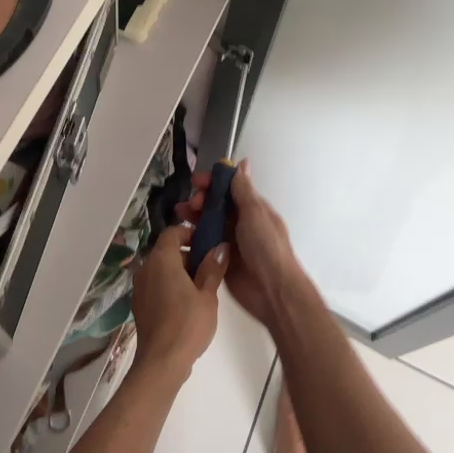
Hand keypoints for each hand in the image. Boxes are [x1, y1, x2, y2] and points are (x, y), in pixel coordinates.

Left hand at [132, 224, 226, 376]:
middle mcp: (146, 268)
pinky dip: (169, 286)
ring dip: (179, 272)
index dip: (189, 233)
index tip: (207, 243)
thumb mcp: (207, 295)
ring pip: (161, 269)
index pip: (172, 232)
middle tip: (209, 269)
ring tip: (201, 289)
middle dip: (187, 255)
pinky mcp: (139, 305)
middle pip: (166, 251)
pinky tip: (185, 305)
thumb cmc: (187, 324)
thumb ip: (212, 268)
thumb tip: (220, 247)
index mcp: (161, 259)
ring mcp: (140, 287)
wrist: (161, 363)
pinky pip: (155, 285)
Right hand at [174, 162, 303, 329]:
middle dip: (201, 200)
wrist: (273, 291)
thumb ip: (243, 190)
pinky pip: (205, 244)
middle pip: (216, 205)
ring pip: (208, 223)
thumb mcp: (255, 213)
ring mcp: (231, 242)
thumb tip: (242, 162)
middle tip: (189, 205)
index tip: (196, 181)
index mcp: (252, 209)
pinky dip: (194, 238)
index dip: (213, 183)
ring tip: (180, 216)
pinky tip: (182, 236)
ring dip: (194, 217)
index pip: (230, 189)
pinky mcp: (221, 260)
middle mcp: (241, 223)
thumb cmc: (266, 247)